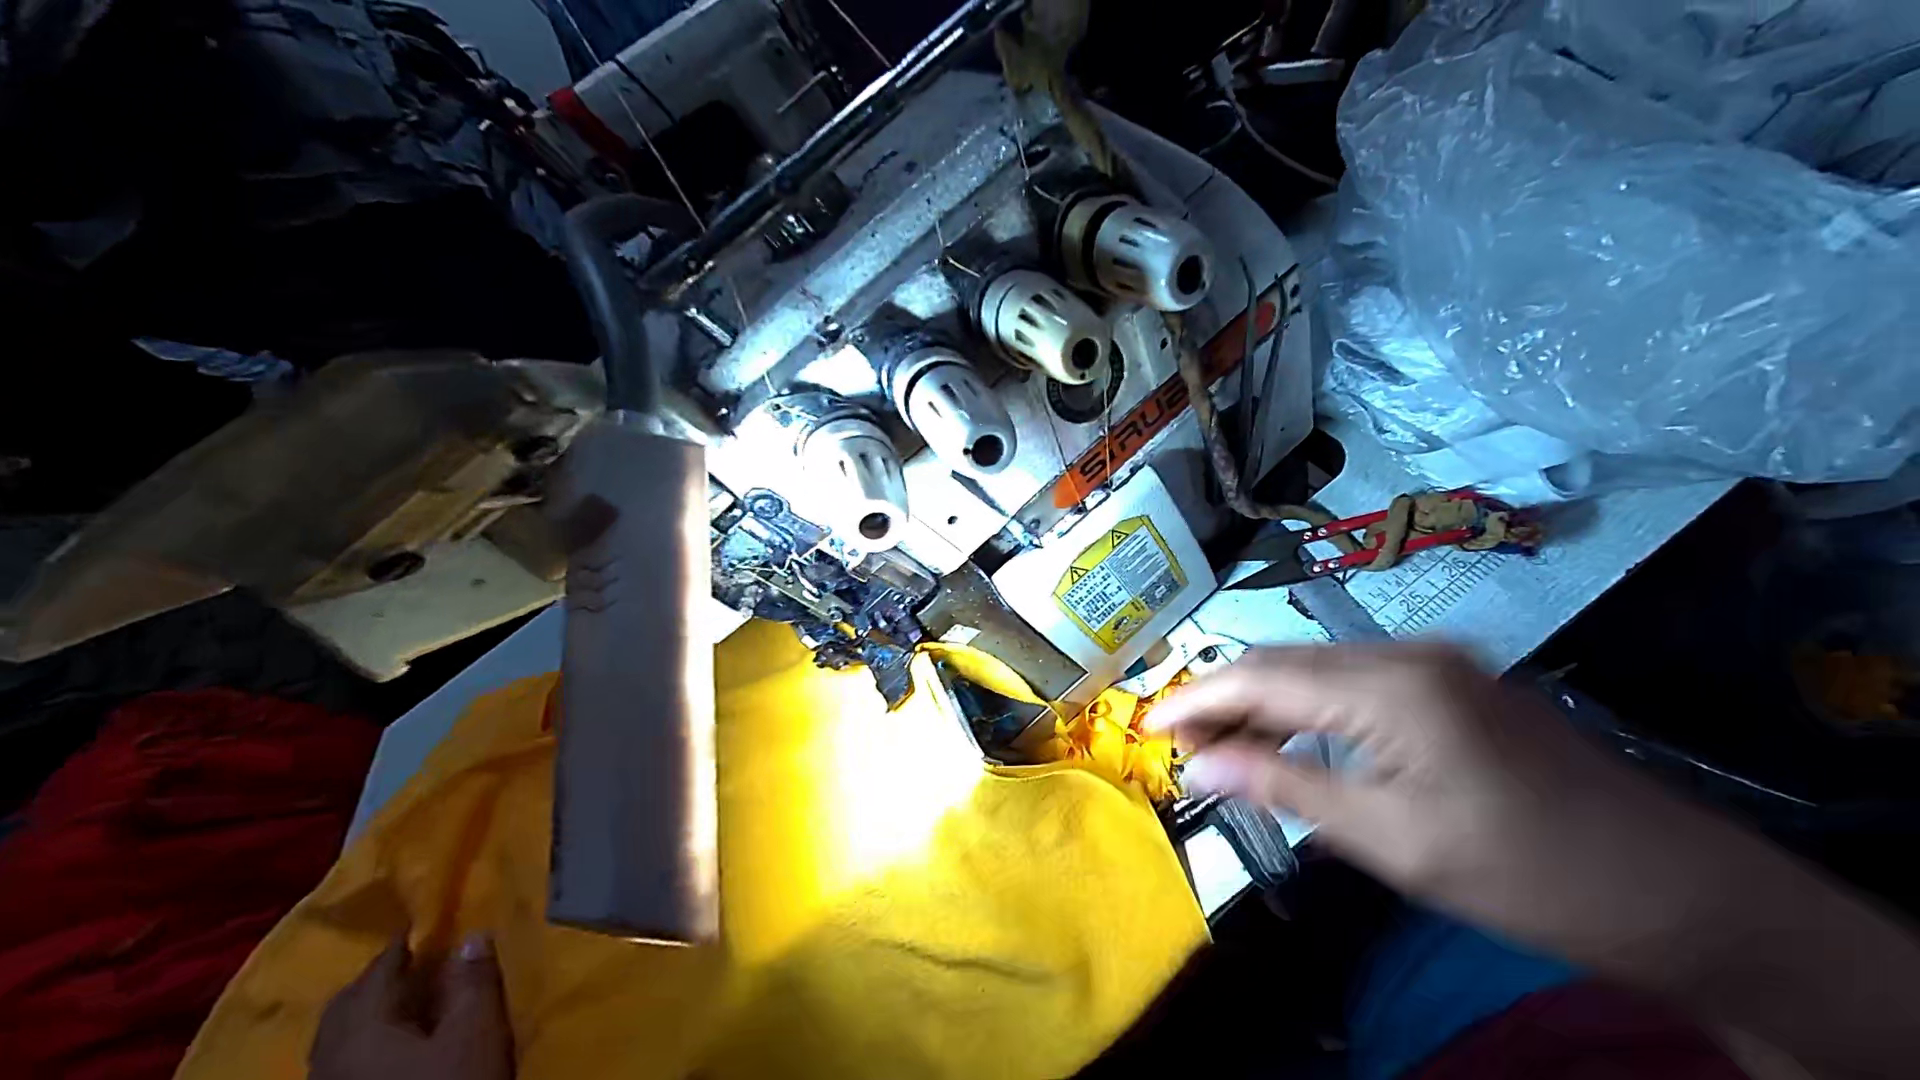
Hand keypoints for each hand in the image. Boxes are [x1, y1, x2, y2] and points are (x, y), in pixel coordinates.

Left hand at [311, 935, 513, 1079]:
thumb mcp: (475, 1033)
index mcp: (360, 1029)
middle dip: (378, 979)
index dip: (402, 944)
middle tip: (415, 959)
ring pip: (340, 1039)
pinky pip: (343, 1065)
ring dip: (370, 1013)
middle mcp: (330, 1059)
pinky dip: (367, 1043)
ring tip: (408, 1000)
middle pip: (346, 1007)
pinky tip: (392, 1048)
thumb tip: (471, 935)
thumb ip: (472, 982)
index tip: (425, 923)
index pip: (377, 972)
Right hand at [1152, 645, 1919, 1079]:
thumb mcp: (1390, 839)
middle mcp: (1405, 652)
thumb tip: (1198, 765)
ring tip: (1218, 743)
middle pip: (1281, 661)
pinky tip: (1286, 737)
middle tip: (1176, 741)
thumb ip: (1284, 787)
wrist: (1684, 893)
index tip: (1145, 725)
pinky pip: (1348, 680)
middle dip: (1220, 697)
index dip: (1193, 698)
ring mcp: (1432, 661)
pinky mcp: (1448, 680)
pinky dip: (1303, 706)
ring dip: (1259, 702)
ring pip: (1311, 667)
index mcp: (1390, 685)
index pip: (1259, 676)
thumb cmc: (1526, 874)